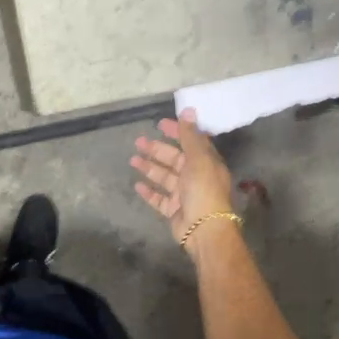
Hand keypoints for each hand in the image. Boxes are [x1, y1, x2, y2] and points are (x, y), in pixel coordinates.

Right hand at [131, 108, 235, 249]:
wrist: (204, 229)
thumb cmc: (203, 190)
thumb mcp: (198, 159)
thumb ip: (190, 136)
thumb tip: (189, 110)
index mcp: (206, 162)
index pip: (191, 142)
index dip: (177, 132)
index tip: (160, 124)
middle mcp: (196, 176)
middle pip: (174, 159)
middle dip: (157, 149)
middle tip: (138, 142)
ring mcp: (184, 194)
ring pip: (165, 177)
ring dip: (149, 168)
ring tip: (133, 160)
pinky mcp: (174, 210)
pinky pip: (159, 198)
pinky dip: (149, 192)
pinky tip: (137, 185)